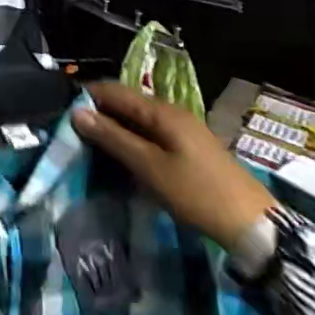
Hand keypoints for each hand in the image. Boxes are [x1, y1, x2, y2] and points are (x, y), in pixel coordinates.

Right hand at [73, 82, 276, 252]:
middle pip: (128, 103)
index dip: (88, 96)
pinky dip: (132, 139)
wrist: (251, 224)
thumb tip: (78, 112)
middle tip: (73, 132)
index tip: (62, 111)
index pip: (115, 90)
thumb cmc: (196, 193)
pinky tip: (122, 156)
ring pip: (139, 119)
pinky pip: (152, 134)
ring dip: (115, 128)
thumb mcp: (149, 167)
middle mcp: (172, 112)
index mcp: (162, 111)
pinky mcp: (189, 147)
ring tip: (91, 145)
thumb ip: (113, 138)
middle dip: (100, 112)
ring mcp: (183, 130)